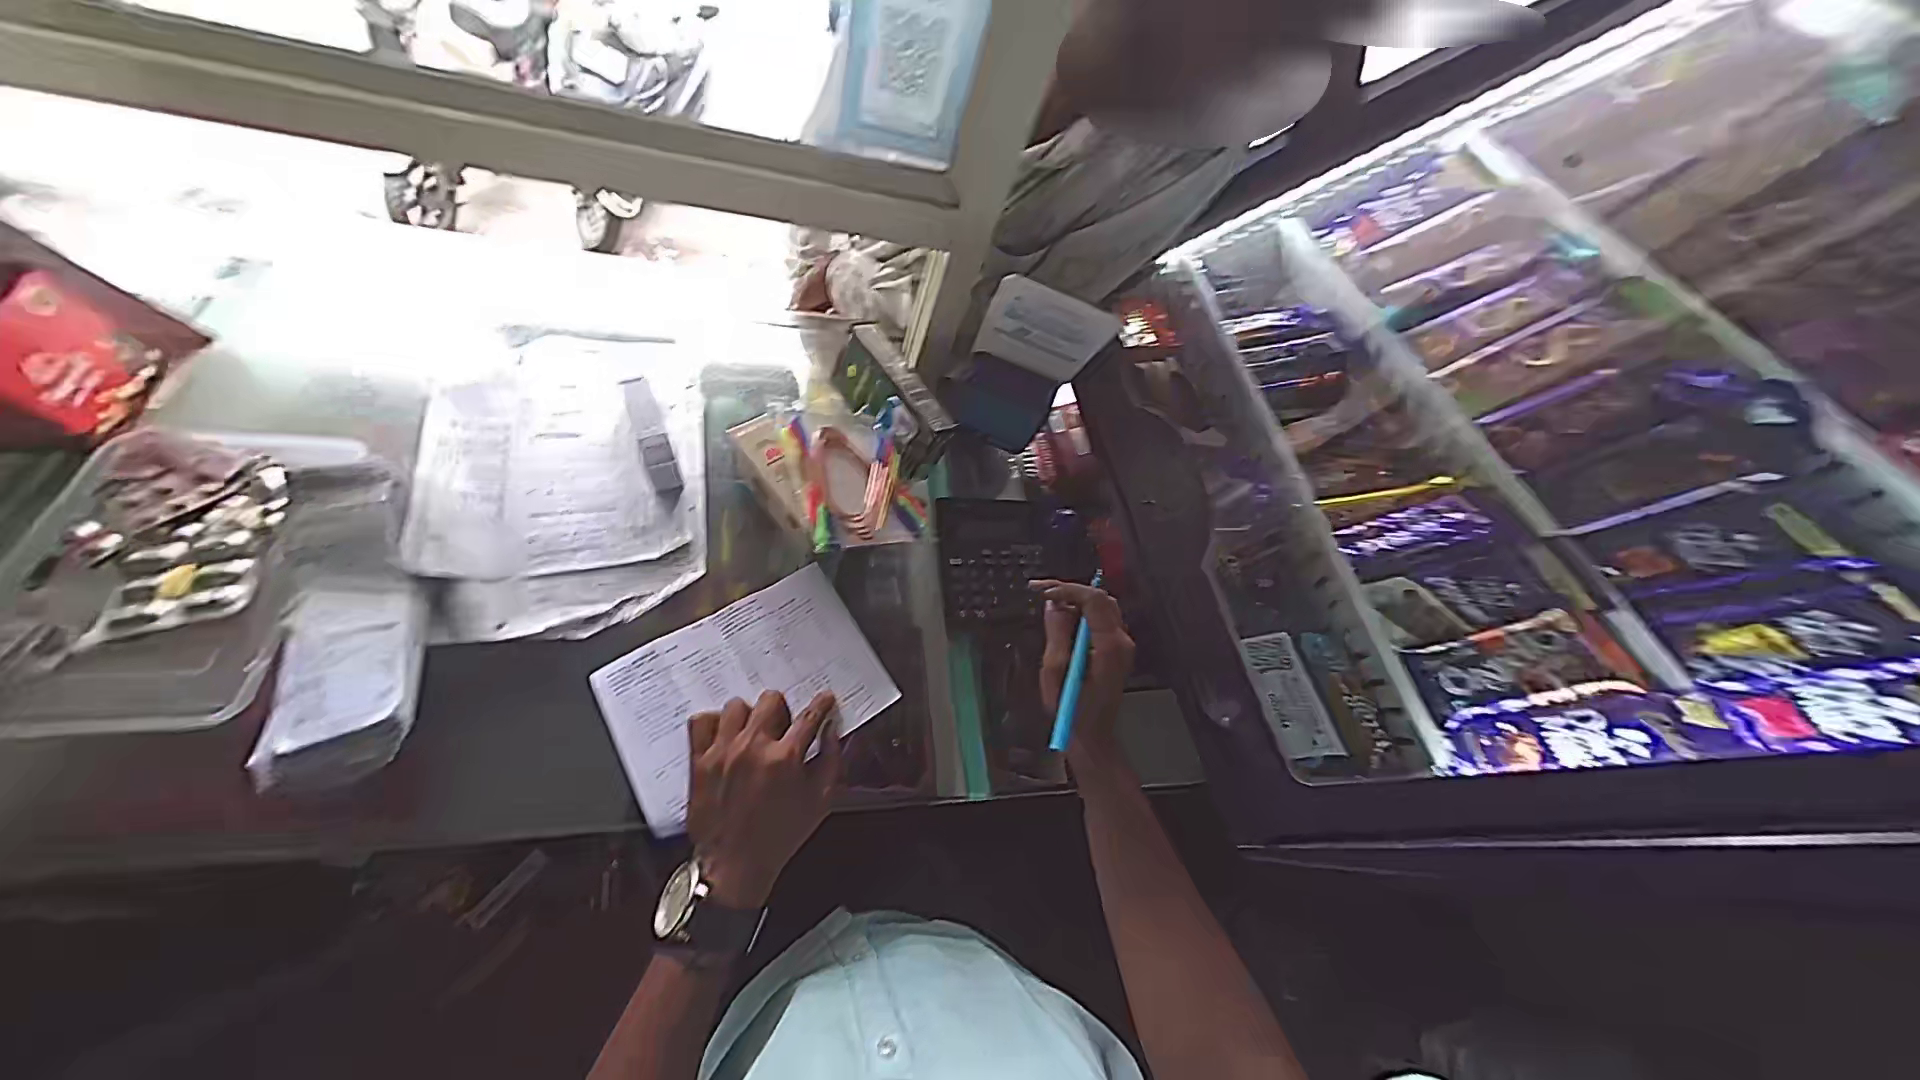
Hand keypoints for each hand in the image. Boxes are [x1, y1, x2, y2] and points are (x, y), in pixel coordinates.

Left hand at [685, 690, 842, 909]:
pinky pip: (701, 721)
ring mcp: (723, 752)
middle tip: (784, 724)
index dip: (821, 704)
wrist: (734, 867)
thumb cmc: (778, 837)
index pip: (810, 715)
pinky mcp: (700, 762)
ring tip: (753, 730)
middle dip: (783, 708)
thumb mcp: (820, 800)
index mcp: (786, 758)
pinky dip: (714, 723)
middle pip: (771, 700)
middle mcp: (753, 748)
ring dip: (749, 715)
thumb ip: (831, 759)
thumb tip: (832, 731)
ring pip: (737, 706)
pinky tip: (725, 734)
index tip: (824, 701)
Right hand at [1031, 580, 1134, 769]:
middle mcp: (1122, 641)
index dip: (1067, 590)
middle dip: (1070, 590)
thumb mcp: (1056, 671)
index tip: (1043, 593)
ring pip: (1102, 606)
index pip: (1094, 600)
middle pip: (1101, 599)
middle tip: (1040, 590)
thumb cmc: (1072, 711)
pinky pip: (1100, 619)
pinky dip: (1081, 611)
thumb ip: (1057, 633)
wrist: (1092, 737)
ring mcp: (1122, 645)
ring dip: (1075, 599)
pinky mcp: (1116, 650)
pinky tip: (1061, 615)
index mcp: (1110, 646)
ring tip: (1047, 599)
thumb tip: (1053, 604)